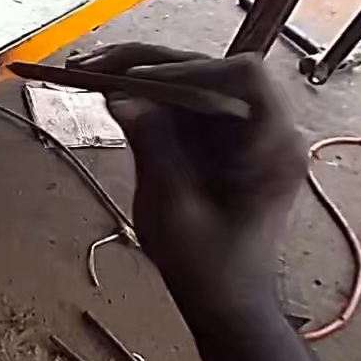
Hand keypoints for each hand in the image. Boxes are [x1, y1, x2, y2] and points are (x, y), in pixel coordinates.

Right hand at [68, 44, 306, 304]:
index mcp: (271, 146)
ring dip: (139, 70)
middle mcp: (263, 127)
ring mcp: (239, 129)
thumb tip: (120, 97)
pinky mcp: (215, 135)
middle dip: (150, 63)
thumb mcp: (173, 210)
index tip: (136, 81)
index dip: (188, 71)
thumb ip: (152, 148)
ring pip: (190, 78)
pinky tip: (109, 87)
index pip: (243, 77)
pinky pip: (181, 99)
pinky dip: (144, 91)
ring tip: (89, 68)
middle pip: (210, 69)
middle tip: (93, 64)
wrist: (222, 296)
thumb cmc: (206, 266)